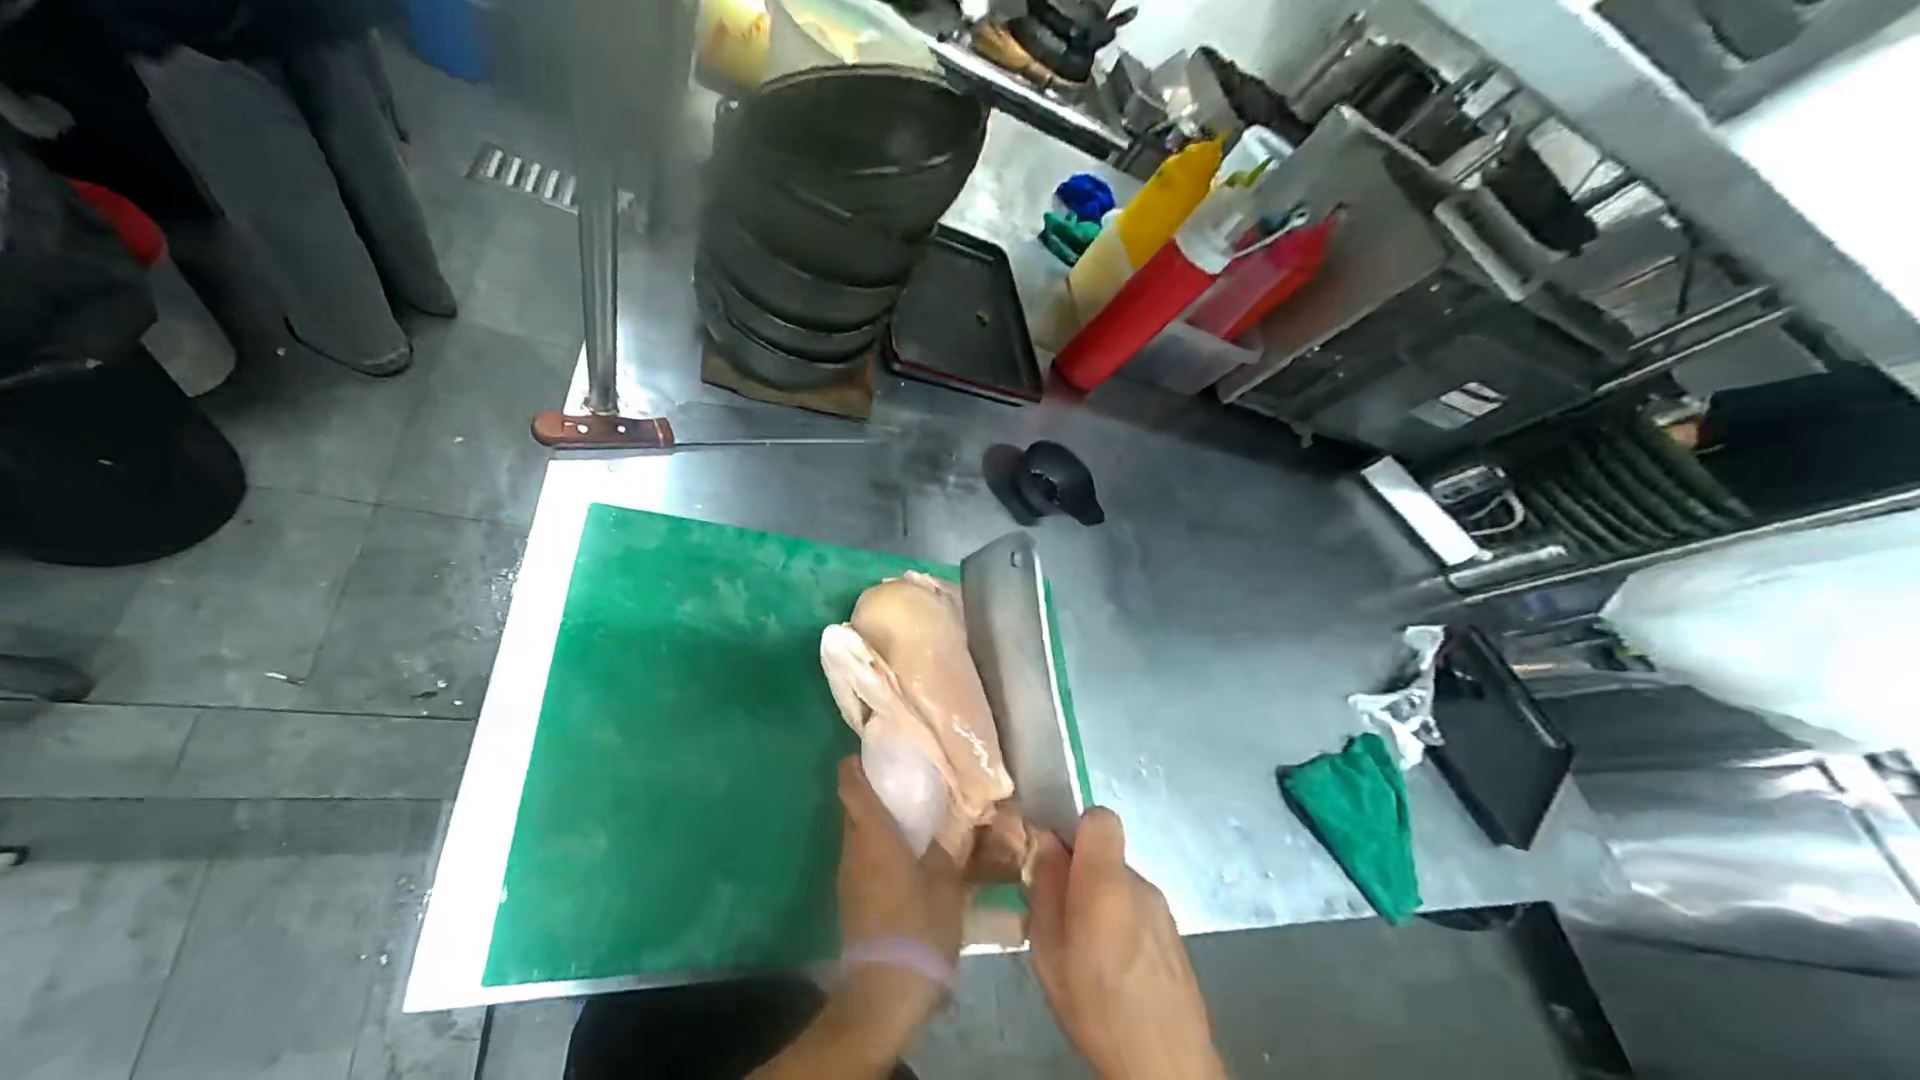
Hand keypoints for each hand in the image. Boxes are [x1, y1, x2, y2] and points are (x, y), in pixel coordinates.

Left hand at [834, 756, 968, 1039]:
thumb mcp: (947, 883)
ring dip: (878, 823)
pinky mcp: (850, 899)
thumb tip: (955, 823)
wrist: (884, 993)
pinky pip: (861, 859)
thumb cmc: (919, 927)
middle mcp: (853, 849)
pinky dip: (878, 849)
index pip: (851, 786)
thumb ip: (948, 847)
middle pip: (853, 807)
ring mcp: (848, 876)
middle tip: (908, 785)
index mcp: (874, 835)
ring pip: (857, 835)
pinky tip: (907, 859)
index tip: (873, 751)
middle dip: (875, 792)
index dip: (856, 763)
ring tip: (914, 820)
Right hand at [1027, 808, 1226, 1079]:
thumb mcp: (1049, 949)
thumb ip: (1045, 888)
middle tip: (1058, 911)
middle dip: (1078, 869)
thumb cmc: (1096, 1006)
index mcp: (1107, 881)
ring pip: (1119, 881)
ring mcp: (1162, 907)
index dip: (1075, 826)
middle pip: (1105, 852)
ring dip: (1098, 899)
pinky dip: (1119, 920)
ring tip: (1084, 947)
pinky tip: (1111, 964)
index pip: (1099, 817)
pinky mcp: (1173, 932)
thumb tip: (1045, 843)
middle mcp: (1140, 884)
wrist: (1165, 1065)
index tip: (1053, 856)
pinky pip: (1135, 906)